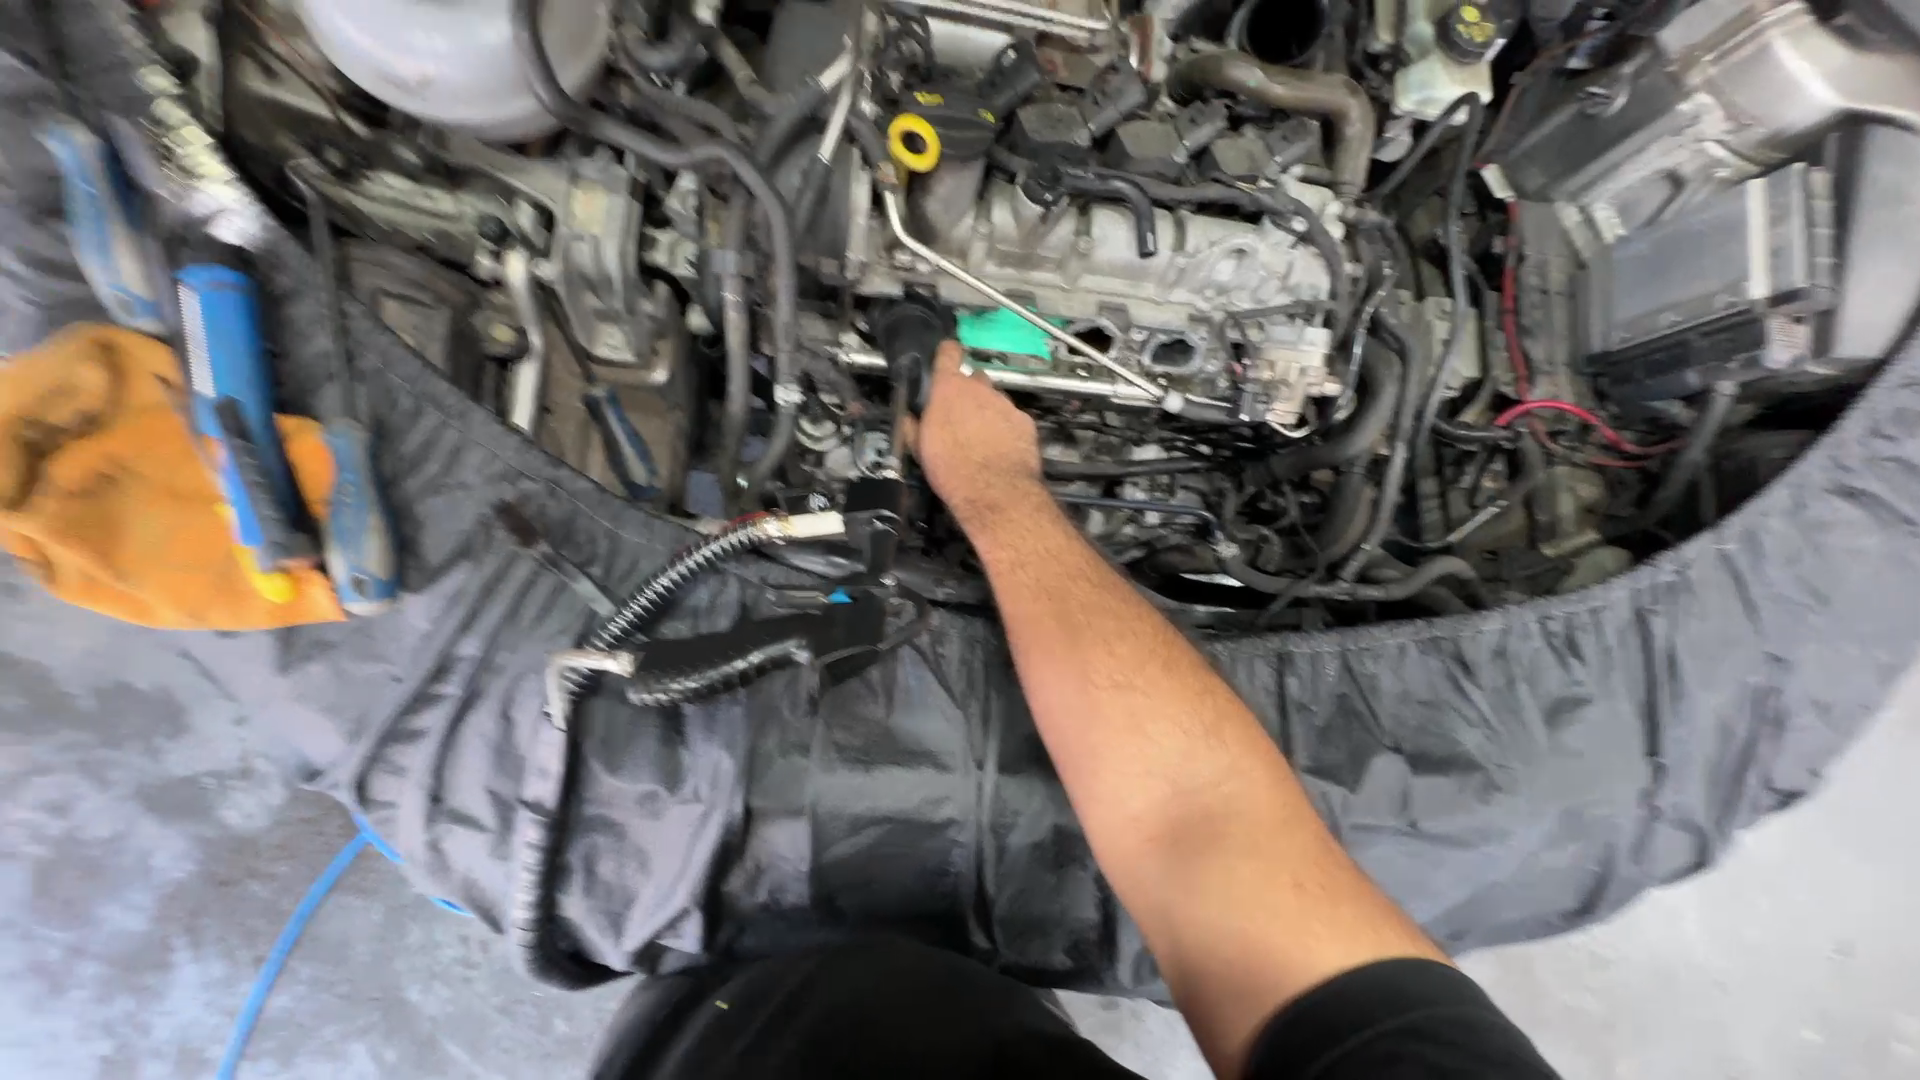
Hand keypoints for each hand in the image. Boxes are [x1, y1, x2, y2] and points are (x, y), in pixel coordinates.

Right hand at [910, 341, 1044, 526]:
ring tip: (982, 440)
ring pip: (995, 400)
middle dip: (968, 393)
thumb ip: (914, 426)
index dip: (947, 354)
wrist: (995, 492)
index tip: (946, 360)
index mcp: (949, 389)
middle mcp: (980, 389)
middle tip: (961, 418)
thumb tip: (908, 418)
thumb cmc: (950, 469)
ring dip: (988, 412)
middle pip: (974, 379)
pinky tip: (1002, 449)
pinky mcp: (1025, 421)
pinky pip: (1013, 418)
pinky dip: (1007, 428)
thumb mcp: (921, 449)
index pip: (948, 352)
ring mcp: (1006, 403)